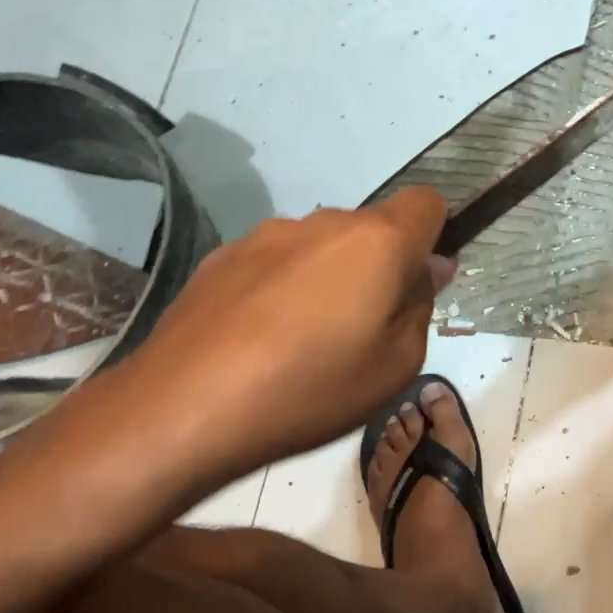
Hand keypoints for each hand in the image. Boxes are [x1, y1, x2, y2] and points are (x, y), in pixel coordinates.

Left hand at [114, 188, 456, 475]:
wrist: (179, 411)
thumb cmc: (310, 388)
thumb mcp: (398, 363)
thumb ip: (420, 305)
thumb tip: (426, 269)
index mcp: (378, 241)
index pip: (426, 202)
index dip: (433, 234)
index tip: (418, 282)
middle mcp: (324, 224)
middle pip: (371, 229)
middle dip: (378, 265)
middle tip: (362, 328)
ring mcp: (266, 237)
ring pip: (320, 246)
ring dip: (327, 277)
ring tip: (300, 341)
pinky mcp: (219, 259)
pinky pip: (274, 263)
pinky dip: (279, 289)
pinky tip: (256, 341)